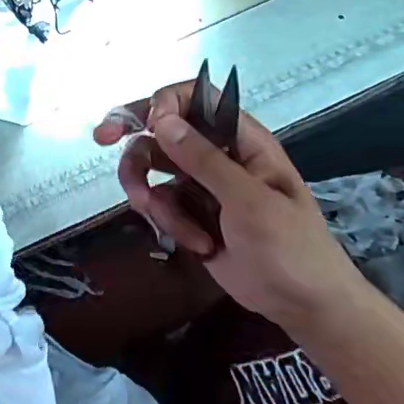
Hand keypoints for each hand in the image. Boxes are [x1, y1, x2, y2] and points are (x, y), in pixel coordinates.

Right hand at [95, 83, 364, 329]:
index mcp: (241, 139)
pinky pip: (159, 203)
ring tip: (158, 218)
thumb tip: (162, 119)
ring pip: (152, 168)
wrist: (302, 305)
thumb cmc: (290, 246)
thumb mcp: (249, 201)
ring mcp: (201, 184)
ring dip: (149, 193)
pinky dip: (168, 222)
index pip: (196, 99)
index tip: (149, 125)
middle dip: (132, 134)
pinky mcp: (190, 214)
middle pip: (162, 128)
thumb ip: (204, 160)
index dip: (167, 103)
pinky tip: (199, 245)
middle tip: (101, 138)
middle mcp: (216, 154)